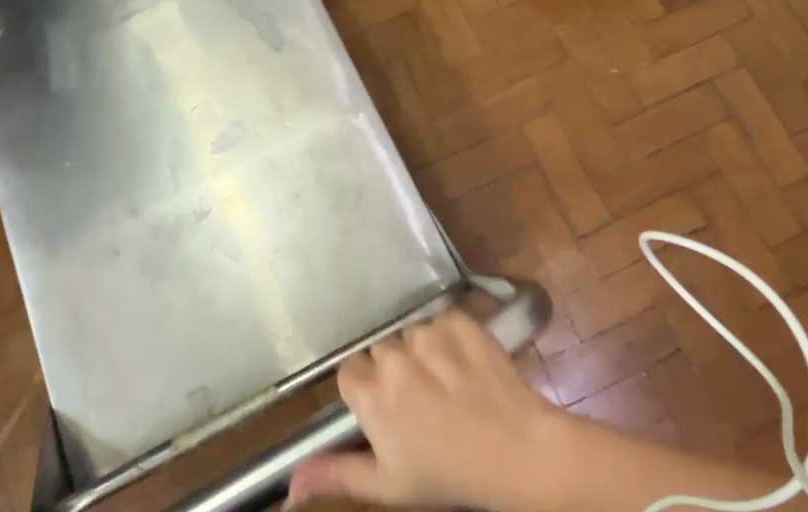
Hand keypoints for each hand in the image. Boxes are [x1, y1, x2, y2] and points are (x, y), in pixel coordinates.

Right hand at [287, 310, 570, 510]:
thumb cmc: (449, 475)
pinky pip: (444, 320)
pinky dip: (452, 336)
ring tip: (448, 384)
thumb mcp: (388, 485)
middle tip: (421, 401)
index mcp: (372, 396)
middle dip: (395, 371)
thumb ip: (336, 475)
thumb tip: (290, 484)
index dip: (367, 389)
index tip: (386, 408)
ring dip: (424, 352)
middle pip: (382, 352)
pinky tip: (465, 363)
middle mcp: (395, 359)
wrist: (517, 451)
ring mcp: (430, 337)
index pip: (349, 372)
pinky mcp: (461, 321)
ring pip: (413, 335)